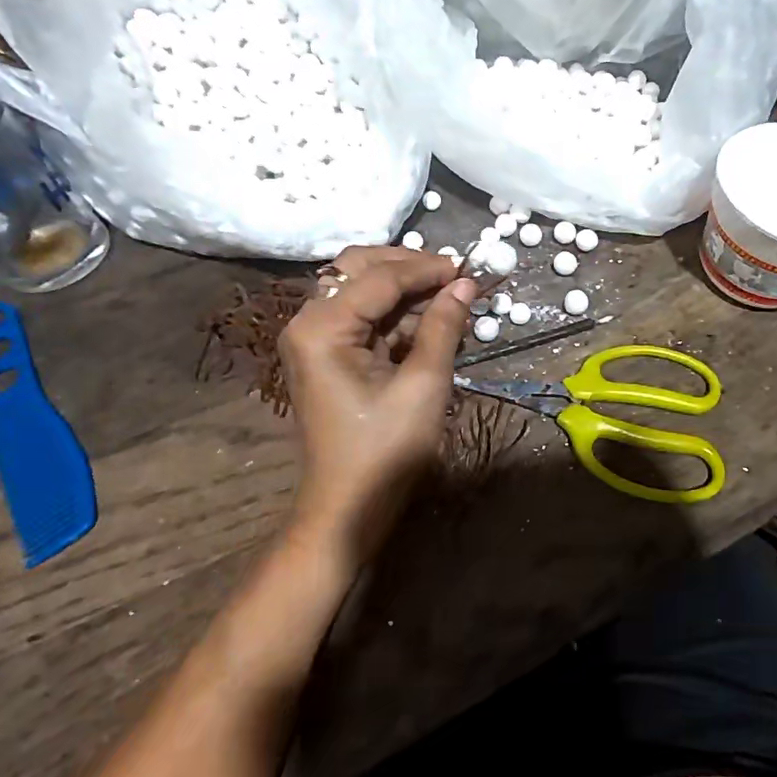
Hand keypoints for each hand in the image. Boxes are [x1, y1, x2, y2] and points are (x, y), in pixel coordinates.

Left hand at [278, 246, 477, 562]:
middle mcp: (308, 323)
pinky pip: (362, 318)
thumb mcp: (423, 385)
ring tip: (450, 299)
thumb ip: (442, 327)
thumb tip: (466, 284)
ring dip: (405, 291)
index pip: (379, 278)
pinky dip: (395, 315)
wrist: (348, 508)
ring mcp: (314, 339)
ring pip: (361, 291)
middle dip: (409, 268)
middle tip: (454, 276)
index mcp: (322, 328)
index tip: (468, 268)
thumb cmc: (385, 450)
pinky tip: (430, 323)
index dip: (427, 269)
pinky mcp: (326, 355)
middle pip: (359, 270)